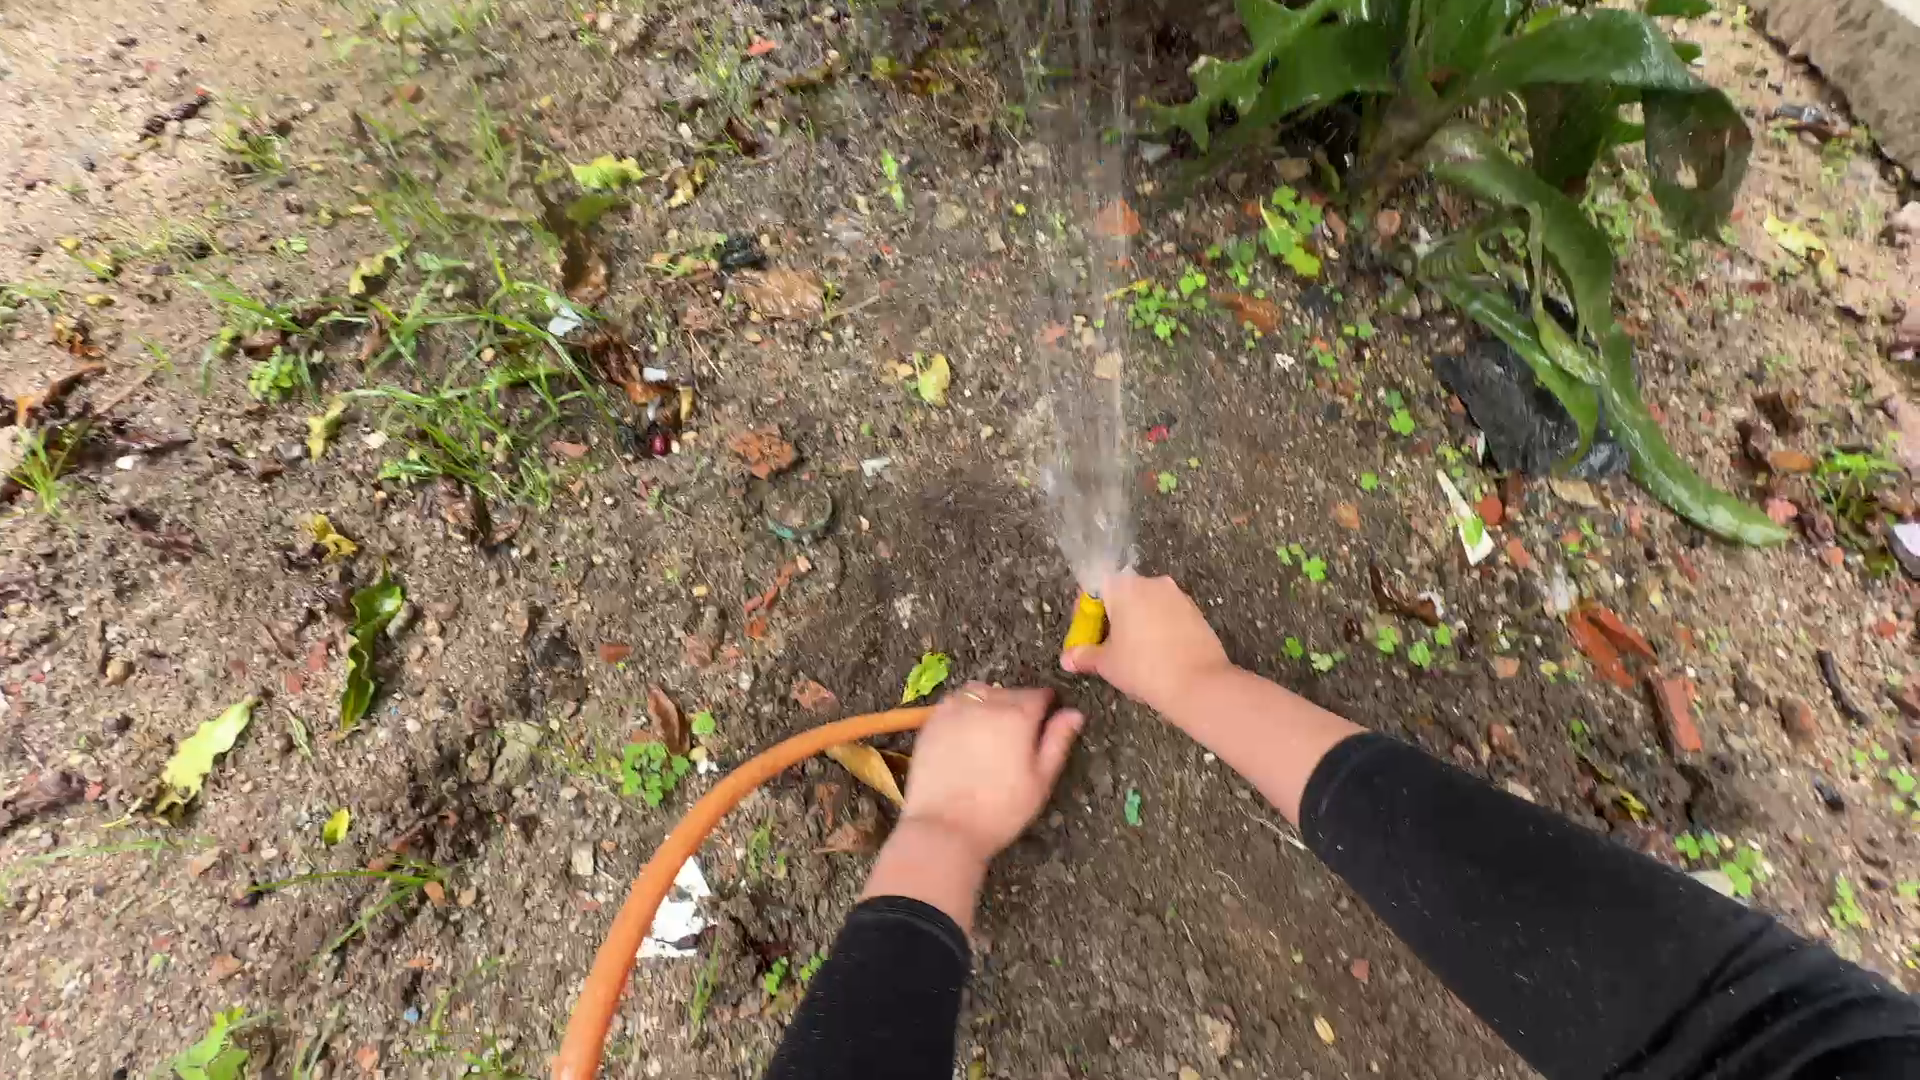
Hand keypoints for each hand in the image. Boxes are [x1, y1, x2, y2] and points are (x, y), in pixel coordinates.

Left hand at [897, 683, 1083, 862]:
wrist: (945, 827)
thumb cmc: (1000, 810)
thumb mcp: (1040, 780)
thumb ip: (1057, 741)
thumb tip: (1074, 713)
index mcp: (1018, 716)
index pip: (1039, 695)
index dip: (1047, 704)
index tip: (1048, 716)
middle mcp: (987, 704)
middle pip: (1011, 692)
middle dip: (1021, 703)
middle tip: (1022, 731)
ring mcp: (956, 709)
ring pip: (982, 691)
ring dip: (992, 700)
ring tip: (994, 726)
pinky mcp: (933, 720)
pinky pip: (955, 700)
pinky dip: (966, 706)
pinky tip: (968, 728)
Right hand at [1060, 570, 1235, 718]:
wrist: (1199, 684)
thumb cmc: (1144, 667)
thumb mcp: (1107, 663)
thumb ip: (1084, 655)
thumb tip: (1067, 658)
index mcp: (1124, 587)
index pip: (1095, 589)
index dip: (1085, 613)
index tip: (1085, 635)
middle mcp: (1152, 583)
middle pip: (1122, 595)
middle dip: (1112, 619)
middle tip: (1106, 646)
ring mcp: (1177, 596)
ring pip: (1147, 605)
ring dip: (1136, 623)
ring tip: (1132, 654)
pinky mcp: (1196, 612)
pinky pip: (1167, 615)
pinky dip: (1158, 629)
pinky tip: (1156, 654)